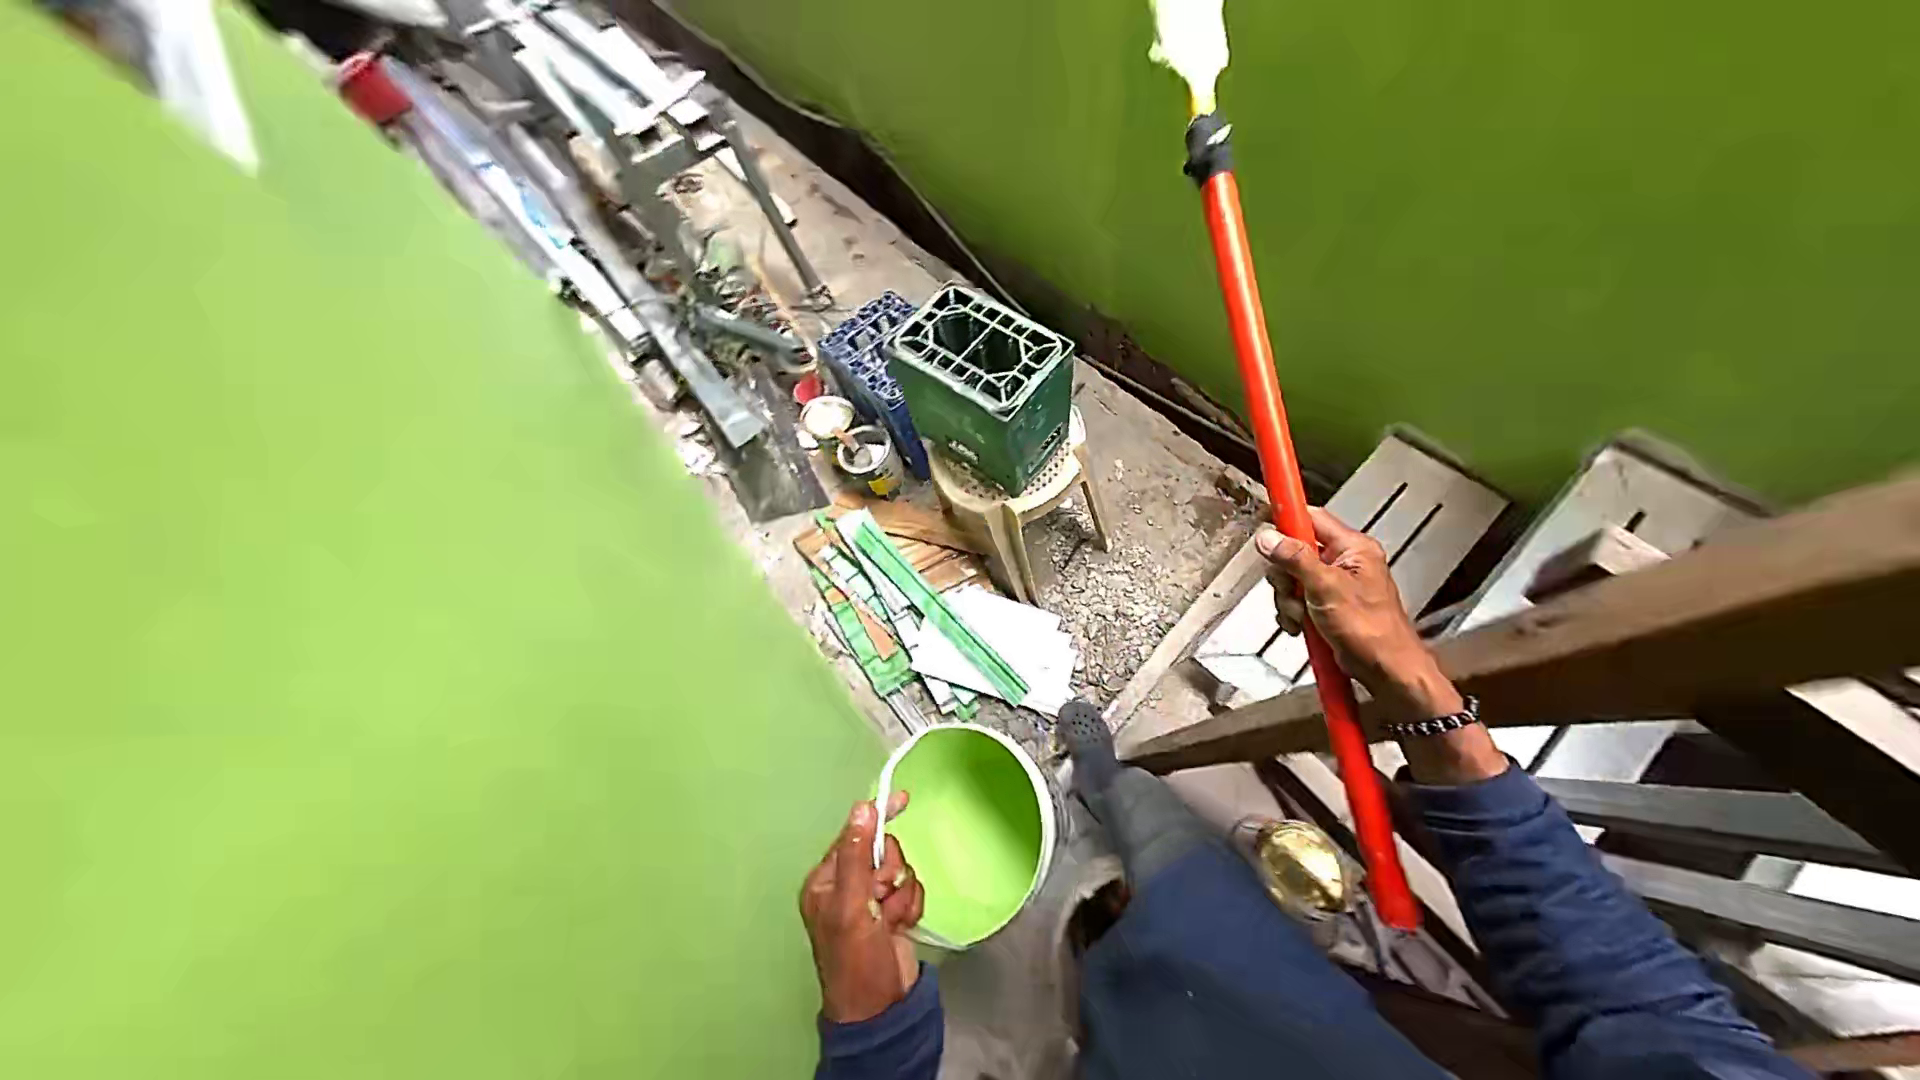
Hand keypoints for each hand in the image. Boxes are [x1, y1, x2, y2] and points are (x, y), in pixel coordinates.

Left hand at [799, 792, 925, 1022]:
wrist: (881, 1009)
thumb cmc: (855, 958)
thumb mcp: (852, 905)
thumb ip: (857, 855)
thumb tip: (862, 808)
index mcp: (827, 880)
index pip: (854, 834)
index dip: (877, 818)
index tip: (901, 800)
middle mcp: (847, 885)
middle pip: (882, 850)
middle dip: (889, 873)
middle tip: (881, 896)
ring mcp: (871, 898)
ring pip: (900, 869)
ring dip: (901, 894)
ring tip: (889, 920)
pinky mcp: (892, 910)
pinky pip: (910, 888)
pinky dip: (909, 906)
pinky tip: (899, 926)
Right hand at [1255, 508, 1461, 720]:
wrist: (1385, 670)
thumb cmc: (1373, 631)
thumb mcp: (1326, 588)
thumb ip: (1295, 559)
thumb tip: (1269, 537)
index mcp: (1352, 548)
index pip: (1311, 517)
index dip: (1285, 517)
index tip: (1264, 515)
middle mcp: (1343, 562)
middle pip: (1293, 550)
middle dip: (1284, 574)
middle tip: (1293, 588)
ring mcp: (1333, 583)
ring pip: (1290, 577)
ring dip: (1287, 599)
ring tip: (1303, 614)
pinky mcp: (1324, 603)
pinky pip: (1294, 598)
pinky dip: (1291, 612)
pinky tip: (1302, 624)